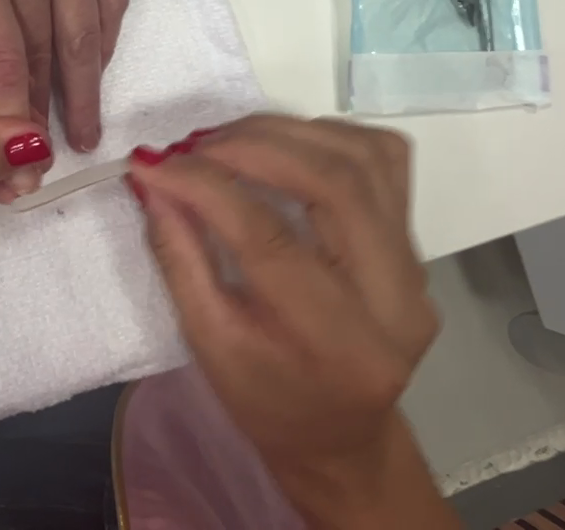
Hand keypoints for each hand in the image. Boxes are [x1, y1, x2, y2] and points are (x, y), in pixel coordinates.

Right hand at [130, 115, 444, 523]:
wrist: (341, 433)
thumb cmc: (264, 397)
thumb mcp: (205, 340)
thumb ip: (178, 254)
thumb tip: (151, 177)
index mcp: (336, 339)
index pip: (268, 237)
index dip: (202, 187)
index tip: (149, 163)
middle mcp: (395, 296)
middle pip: (336, 182)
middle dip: (250, 145)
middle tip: (190, 146)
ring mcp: (415, 264)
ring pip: (366, 157)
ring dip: (285, 132)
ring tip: (224, 141)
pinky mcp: (413, 241)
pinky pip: (382, 159)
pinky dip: (323, 136)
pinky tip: (276, 148)